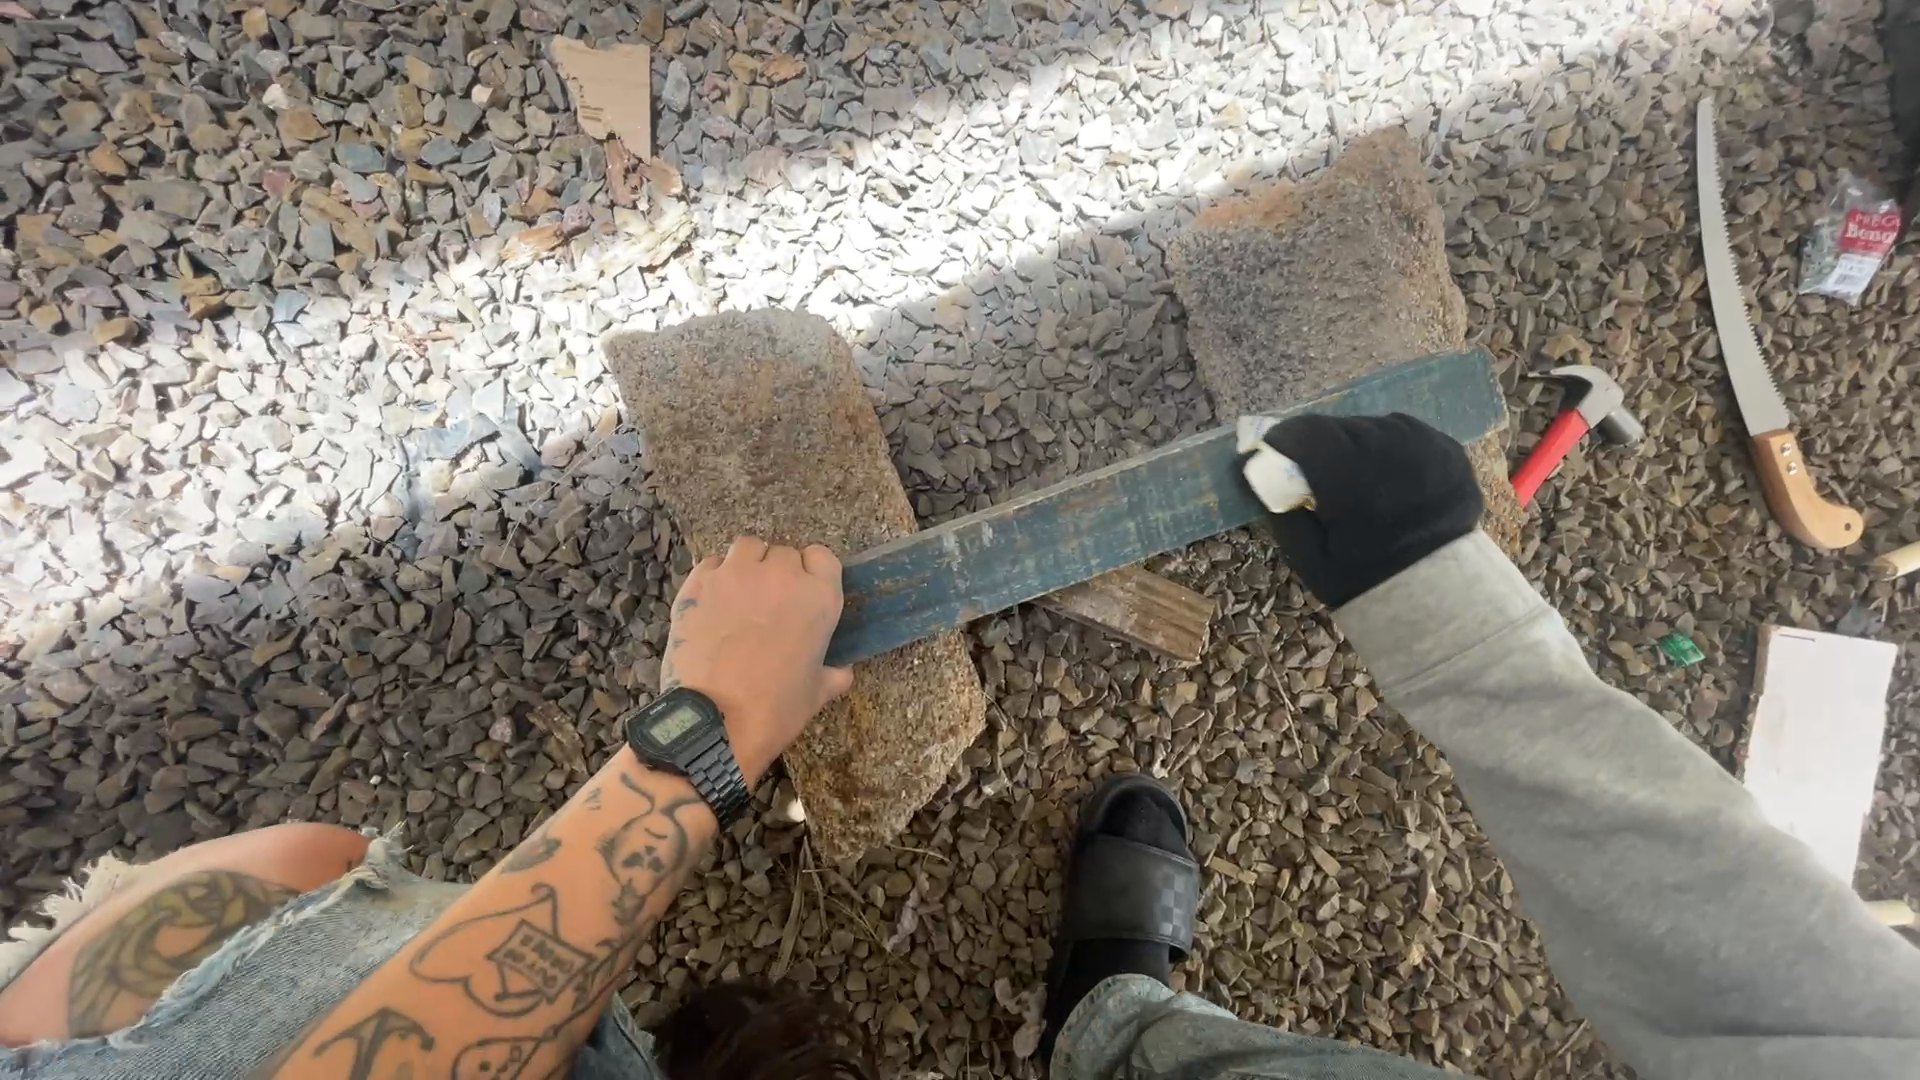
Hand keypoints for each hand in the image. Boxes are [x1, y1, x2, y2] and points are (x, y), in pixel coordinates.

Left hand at [661, 536, 853, 785]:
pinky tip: (712, 602)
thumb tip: (843, 672)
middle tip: (769, 601)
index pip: (823, 557)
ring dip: (747, 564)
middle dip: (778, 571)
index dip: (813, 571)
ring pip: (747, 547)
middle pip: (784, 552)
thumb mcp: (816, 692)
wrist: (716, 721)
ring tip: (740, 591)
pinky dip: (715, 576)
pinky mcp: (700, 583)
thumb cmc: (776, 709)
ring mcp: (738, 575)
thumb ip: (833, 675)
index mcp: (820, 597)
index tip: (804, 590)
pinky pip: (712, 564)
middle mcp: (782, 576)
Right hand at [1246, 413, 1482, 606]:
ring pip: (1370, 424)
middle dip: (1315, 442)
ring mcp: (1426, 448)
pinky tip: (1380, 470)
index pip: (1306, 432)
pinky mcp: (1449, 450)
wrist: (1433, 592)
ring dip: (1350, 441)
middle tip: (1308, 467)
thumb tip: (1258, 469)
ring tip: (1347, 470)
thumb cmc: (1362, 577)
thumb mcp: (1305, 555)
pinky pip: (1403, 430)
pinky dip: (1384, 443)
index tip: (1272, 450)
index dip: (1282, 438)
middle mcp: (1391, 454)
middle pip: (1337, 426)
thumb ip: (1279, 508)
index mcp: (1352, 483)